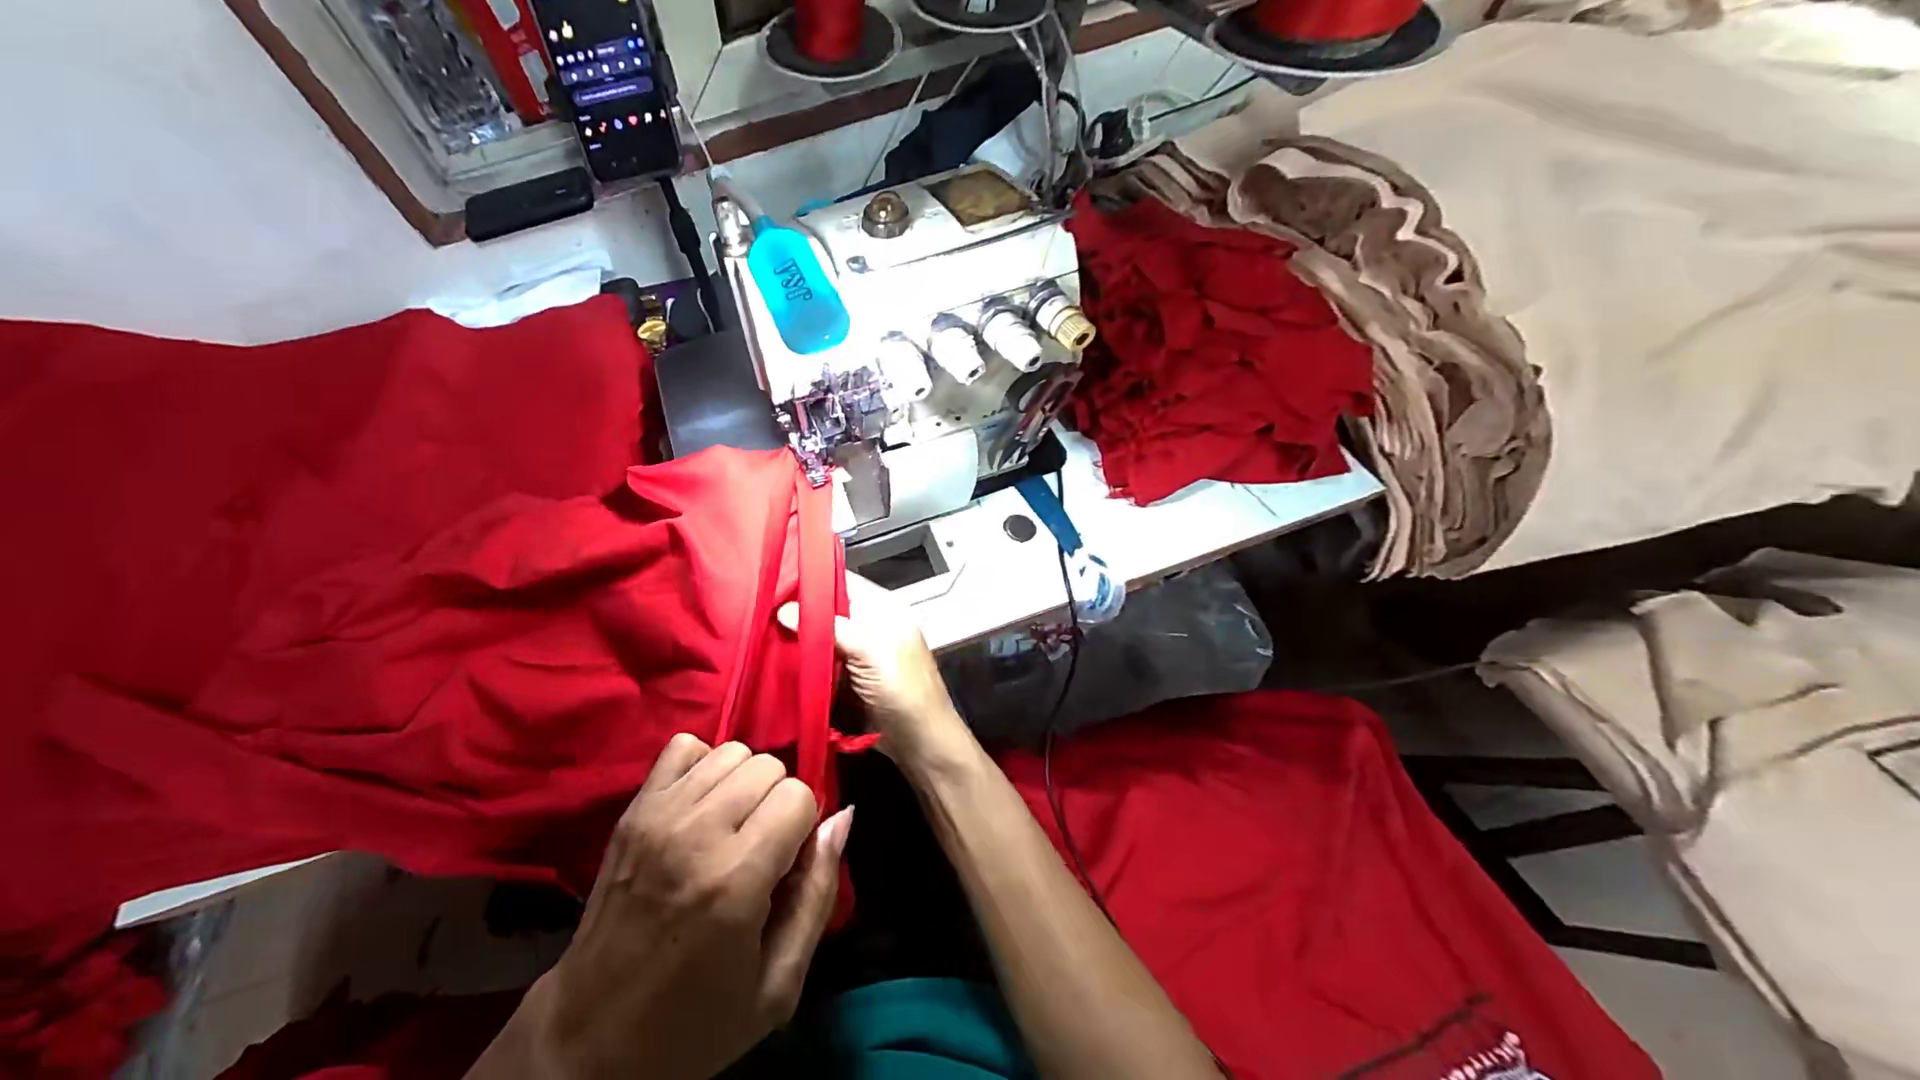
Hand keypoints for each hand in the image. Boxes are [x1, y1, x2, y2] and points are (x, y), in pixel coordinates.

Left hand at [517, 735, 852, 1079]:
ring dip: (744, 784)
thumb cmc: (695, 1023)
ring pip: (731, 751)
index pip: (799, 795)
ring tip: (732, 829)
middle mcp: (696, 832)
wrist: (589, 1040)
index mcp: (736, 878)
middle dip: (778, 803)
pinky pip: (684, 746)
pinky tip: (702, 807)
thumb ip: (819, 892)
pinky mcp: (632, 811)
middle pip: (768, 766)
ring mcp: (657, 815)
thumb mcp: (778, 984)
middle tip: (760, 850)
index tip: (787, 867)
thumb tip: (842, 816)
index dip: (804, 829)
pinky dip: (703, 766)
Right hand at [778, 572, 972, 773]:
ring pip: (822, 635)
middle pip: (829, 609)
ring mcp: (860, 651)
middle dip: (800, 610)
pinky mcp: (850, 675)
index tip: (775, 580)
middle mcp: (871, 623)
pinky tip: (778, 657)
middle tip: (760, 608)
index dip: (812, 579)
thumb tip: (784, 610)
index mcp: (884, 607)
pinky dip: (804, 660)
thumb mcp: (869, 650)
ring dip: (799, 636)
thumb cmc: (902, 689)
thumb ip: (829, 627)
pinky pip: (822, 660)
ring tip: (761, 629)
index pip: (843, 580)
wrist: (919, 740)